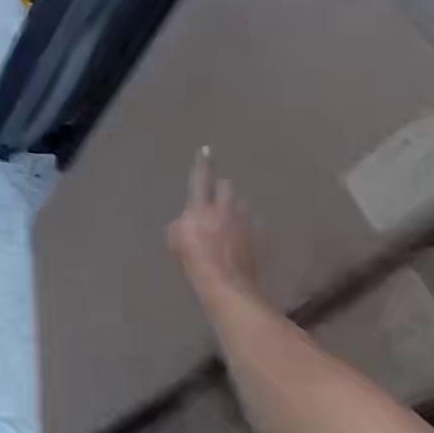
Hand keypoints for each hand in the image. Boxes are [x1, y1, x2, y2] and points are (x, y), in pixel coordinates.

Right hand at [168, 146, 259, 299]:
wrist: (225, 281)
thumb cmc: (195, 260)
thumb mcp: (175, 239)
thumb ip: (181, 222)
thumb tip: (187, 219)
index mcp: (200, 206)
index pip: (200, 179)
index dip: (202, 164)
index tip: (205, 151)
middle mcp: (224, 207)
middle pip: (226, 186)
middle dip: (221, 191)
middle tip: (215, 203)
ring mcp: (244, 220)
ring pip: (241, 204)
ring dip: (235, 209)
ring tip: (229, 224)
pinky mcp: (258, 234)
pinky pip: (253, 223)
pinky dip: (247, 228)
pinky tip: (241, 240)